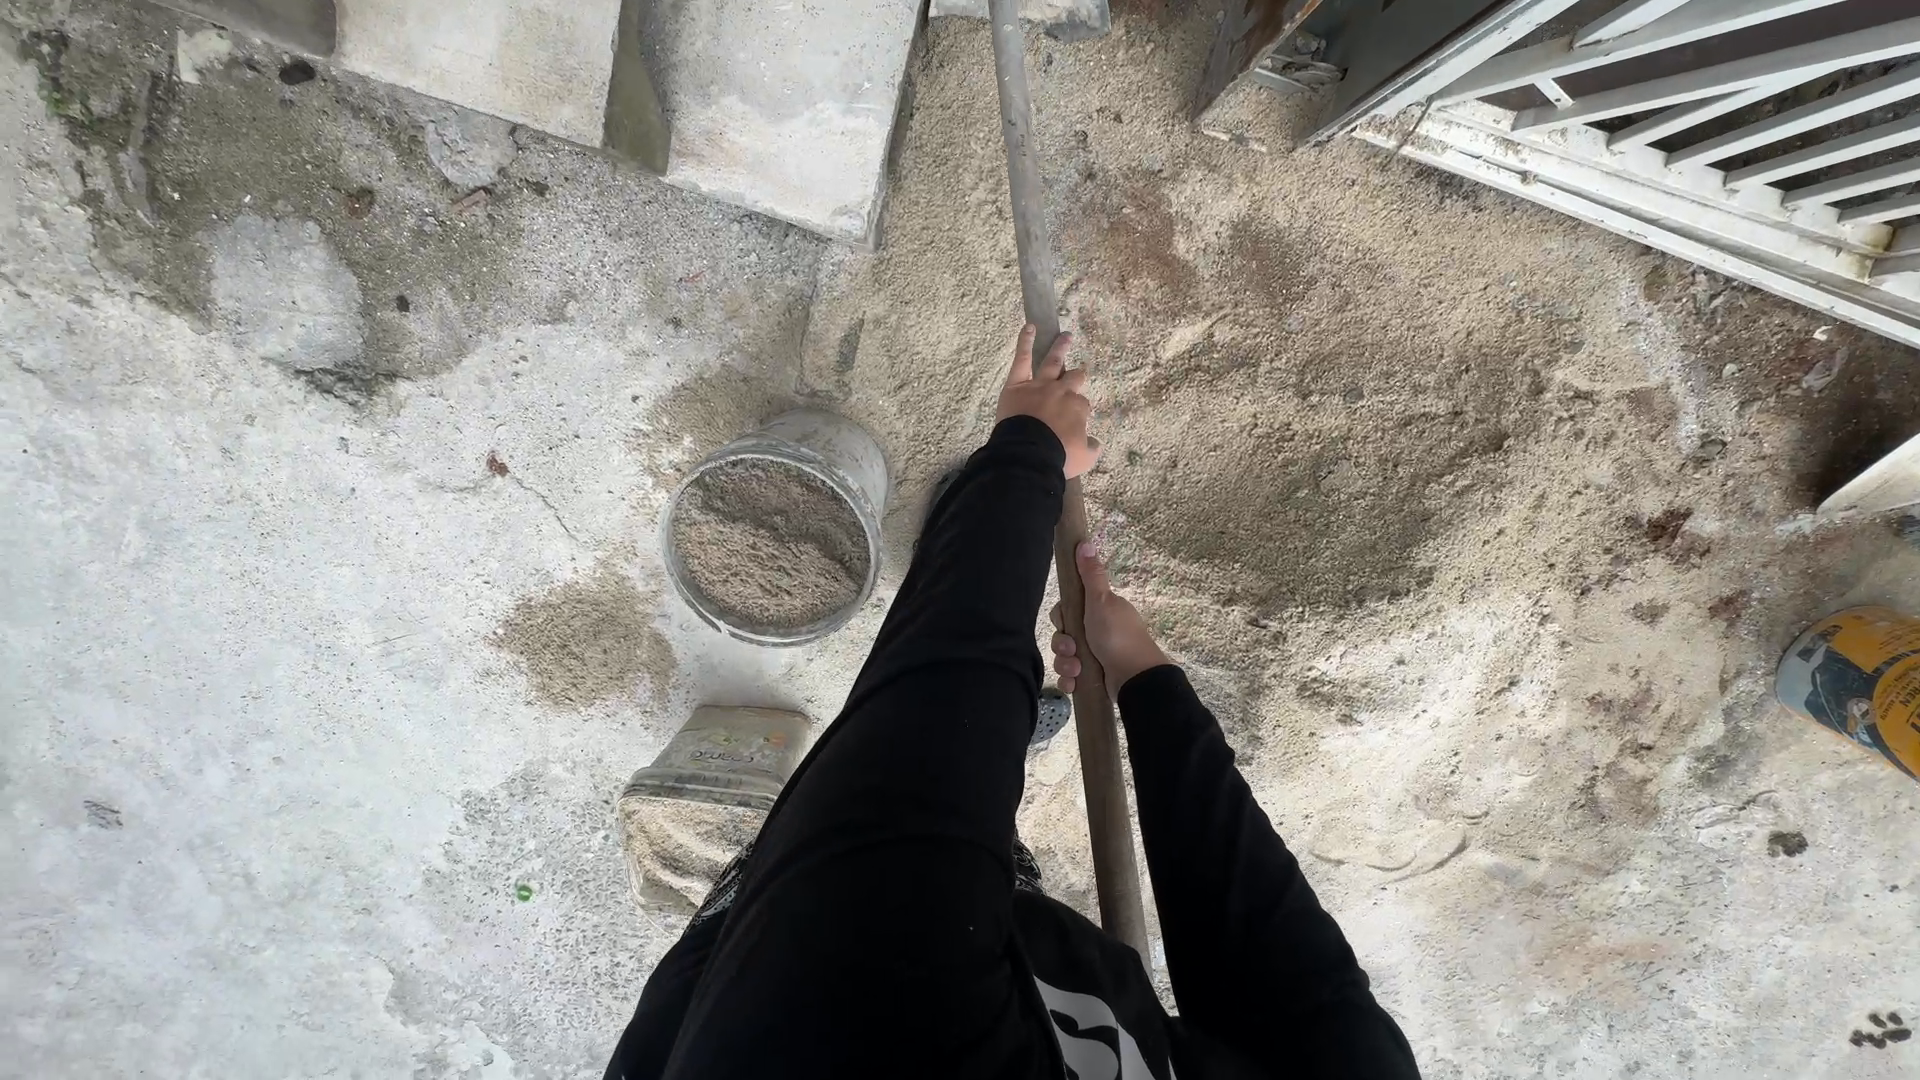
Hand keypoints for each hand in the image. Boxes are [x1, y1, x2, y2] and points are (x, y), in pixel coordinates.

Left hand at [996, 325, 1099, 478]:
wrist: (1028, 454)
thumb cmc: (1057, 457)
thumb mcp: (1083, 459)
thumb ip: (1091, 449)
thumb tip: (1095, 443)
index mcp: (1077, 409)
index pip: (1082, 405)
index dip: (1079, 411)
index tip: (1075, 419)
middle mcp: (1062, 392)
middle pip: (1074, 379)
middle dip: (1077, 376)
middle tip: (1079, 374)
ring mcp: (1040, 385)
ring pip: (1052, 362)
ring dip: (1060, 348)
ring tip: (1066, 337)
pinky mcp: (1017, 384)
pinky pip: (1022, 358)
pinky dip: (1024, 341)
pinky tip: (1029, 327)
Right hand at [1050, 542, 1167, 694]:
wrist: (1134, 678)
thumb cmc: (1117, 636)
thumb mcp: (1102, 601)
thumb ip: (1091, 575)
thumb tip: (1084, 543)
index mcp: (1099, 611)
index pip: (1066, 612)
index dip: (1061, 619)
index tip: (1065, 624)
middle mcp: (1097, 631)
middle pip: (1062, 634)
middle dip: (1062, 645)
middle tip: (1073, 649)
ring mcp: (1095, 655)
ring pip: (1064, 657)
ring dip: (1066, 664)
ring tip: (1077, 670)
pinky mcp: (1093, 677)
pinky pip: (1070, 676)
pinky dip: (1070, 679)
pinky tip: (1075, 682)